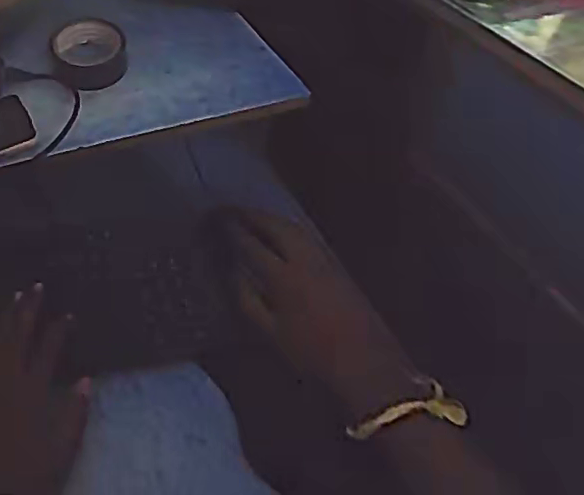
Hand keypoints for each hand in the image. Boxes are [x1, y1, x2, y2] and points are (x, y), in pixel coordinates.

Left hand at [0, 284, 90, 494]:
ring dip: (6, 314)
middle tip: (37, 286)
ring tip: (16, 295)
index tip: (68, 314)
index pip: (49, 349)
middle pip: (19, 332)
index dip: (59, 329)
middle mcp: (8, 377)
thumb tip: (87, 381)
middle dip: (29, 307)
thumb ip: (75, 415)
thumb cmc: (29, 477)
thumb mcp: (61, 452)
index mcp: (33, 391)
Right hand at [229, 210, 415, 415]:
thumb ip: (247, 298)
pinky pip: (307, 238)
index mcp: (282, 277)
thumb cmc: (314, 357)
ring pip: (293, 228)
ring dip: (269, 218)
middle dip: (249, 214)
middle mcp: (303, 261)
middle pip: (273, 225)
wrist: (372, 374)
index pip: (248, 242)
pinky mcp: (339, 268)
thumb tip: (232, 270)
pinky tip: (280, 233)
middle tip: (229, 210)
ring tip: (251, 216)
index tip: (211, 220)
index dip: (228, 228)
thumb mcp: (271, 333)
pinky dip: (288, 229)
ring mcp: (324, 262)